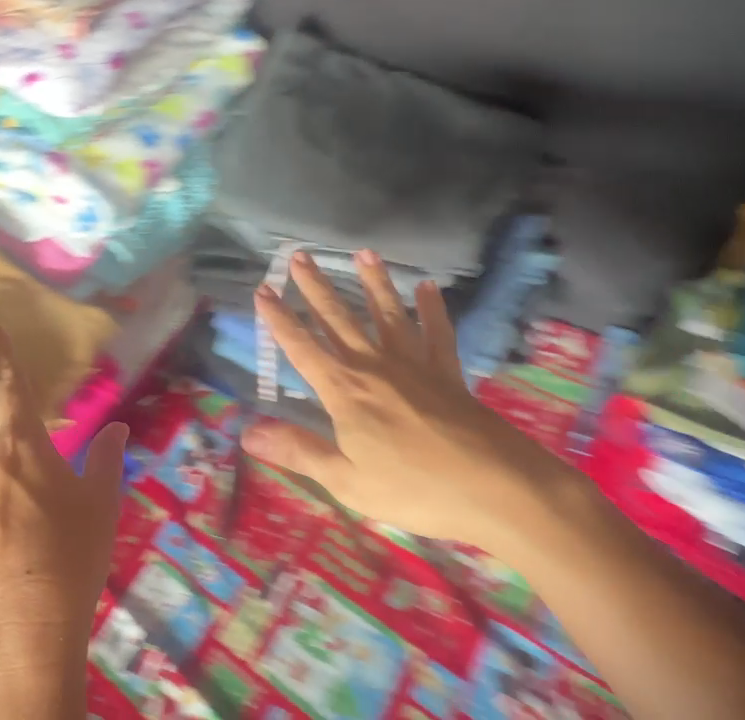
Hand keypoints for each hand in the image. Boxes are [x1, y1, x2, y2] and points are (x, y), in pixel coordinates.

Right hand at [242, 249, 572, 549]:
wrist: (496, 487)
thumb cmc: (415, 491)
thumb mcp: (347, 482)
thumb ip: (300, 452)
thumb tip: (248, 432)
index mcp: (345, 392)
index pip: (303, 348)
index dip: (280, 320)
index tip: (263, 290)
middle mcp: (375, 367)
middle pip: (339, 320)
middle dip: (316, 288)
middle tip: (299, 255)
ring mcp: (415, 366)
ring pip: (388, 315)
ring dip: (374, 283)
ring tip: (363, 253)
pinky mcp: (448, 373)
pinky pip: (437, 333)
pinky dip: (432, 309)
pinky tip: (428, 287)